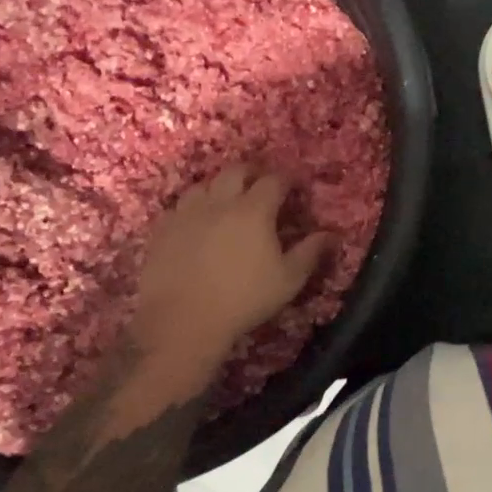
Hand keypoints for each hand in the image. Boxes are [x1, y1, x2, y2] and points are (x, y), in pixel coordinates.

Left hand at [131, 165, 330, 358]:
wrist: (183, 320)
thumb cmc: (244, 298)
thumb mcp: (289, 279)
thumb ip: (310, 252)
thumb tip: (330, 234)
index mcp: (254, 210)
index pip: (274, 181)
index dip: (287, 180)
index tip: (296, 187)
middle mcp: (219, 203)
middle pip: (235, 171)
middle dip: (252, 173)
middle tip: (261, 185)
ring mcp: (186, 214)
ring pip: (203, 185)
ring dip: (219, 187)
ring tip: (227, 201)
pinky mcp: (161, 230)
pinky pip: (178, 207)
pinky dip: (193, 208)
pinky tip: (197, 223)